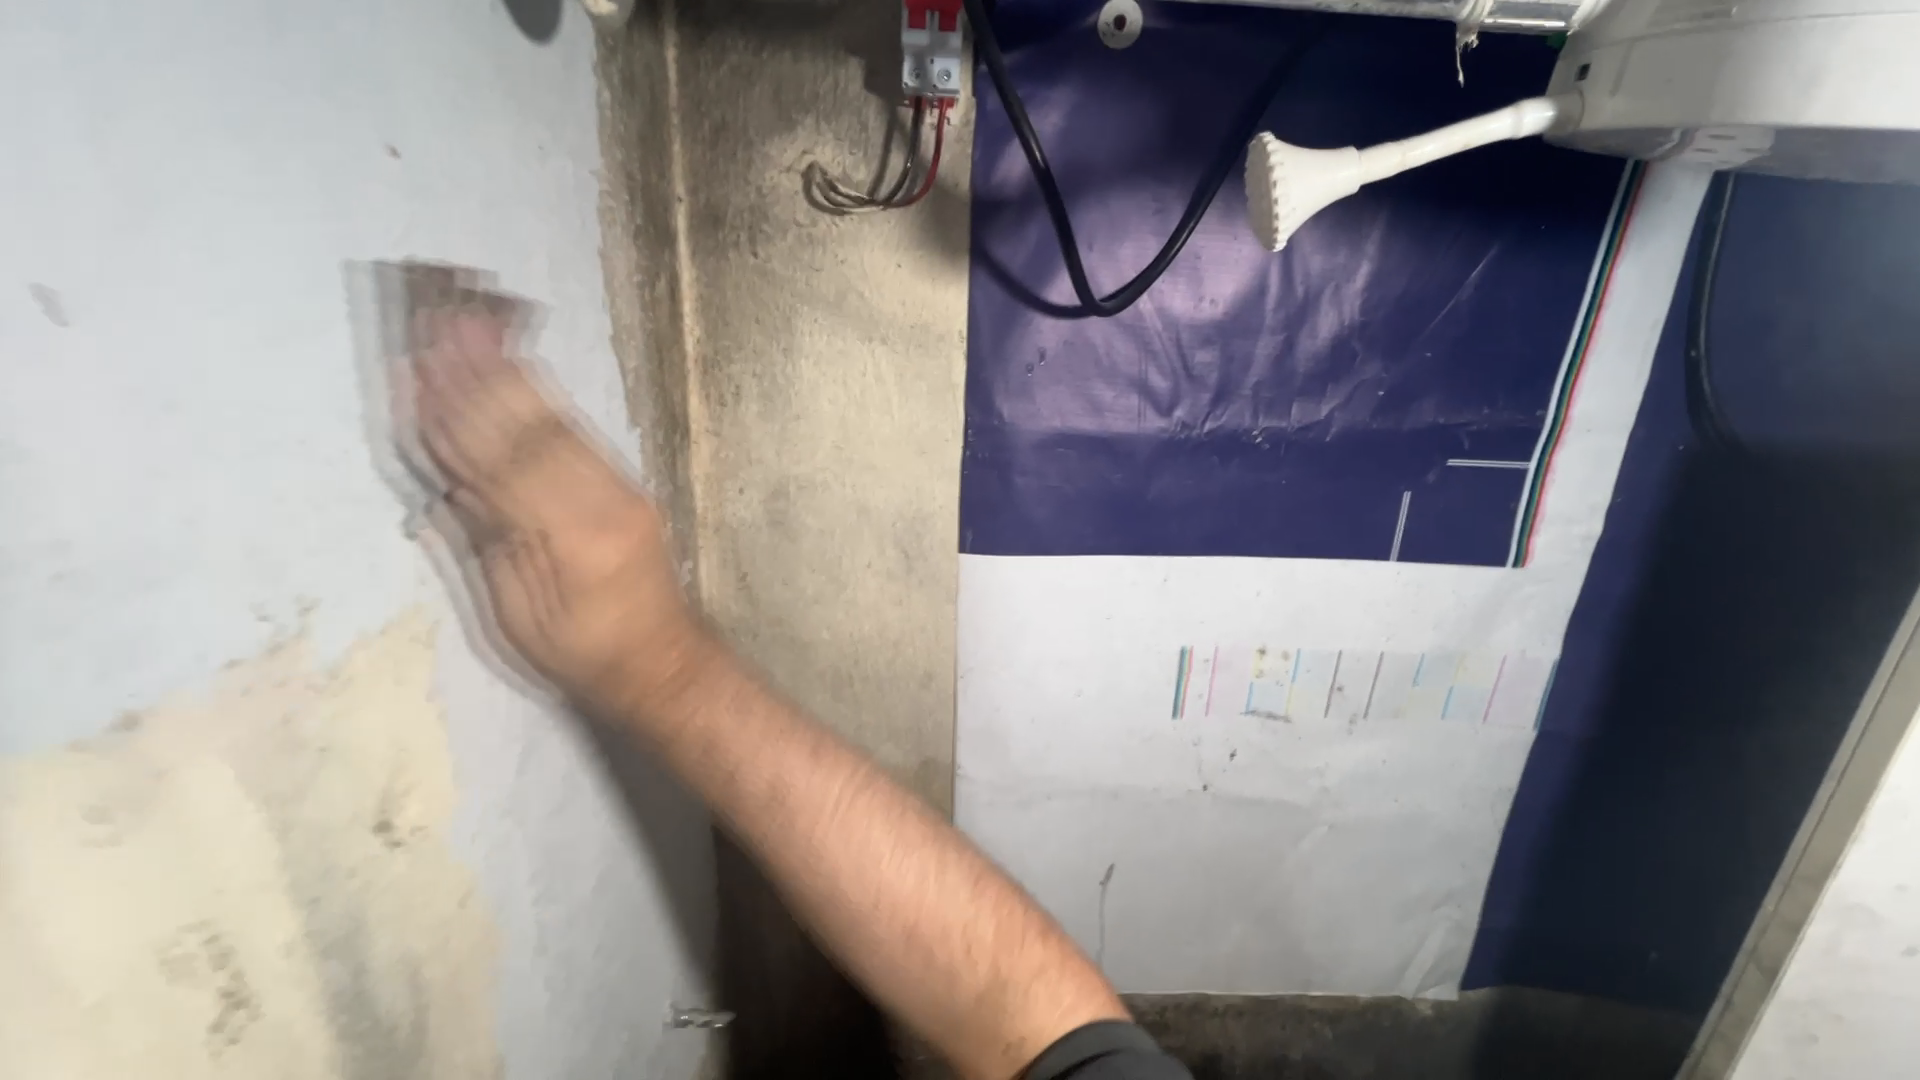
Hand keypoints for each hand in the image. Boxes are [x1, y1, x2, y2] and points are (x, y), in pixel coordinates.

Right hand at [408, 308, 706, 713]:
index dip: (460, 419)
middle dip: (484, 377)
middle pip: (534, 431)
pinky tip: (522, 374)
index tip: (418, 371)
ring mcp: (626, 492)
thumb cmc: (582, 655)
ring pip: (561, 425)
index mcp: (572, 540)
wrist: (663, 659)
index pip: (504, 465)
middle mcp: (605, 504)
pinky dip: (546, 404)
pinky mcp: (633, 490)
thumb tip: (450, 480)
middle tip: (443, 321)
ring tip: (475, 327)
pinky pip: (584, 438)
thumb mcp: (519, 617)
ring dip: (513, 377)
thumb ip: (487, 543)